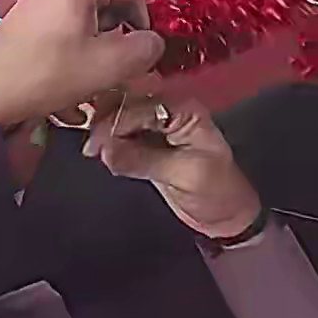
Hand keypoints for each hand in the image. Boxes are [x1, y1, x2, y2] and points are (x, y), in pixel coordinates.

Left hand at [0, 0, 164, 126]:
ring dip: (99, 27)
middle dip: (119, 23)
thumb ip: (144, 49)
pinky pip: (66, 9)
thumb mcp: (107, 66)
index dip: (142, 19)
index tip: (141, 46)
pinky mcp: (29, 5)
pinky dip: (78, 29)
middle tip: (116, 51)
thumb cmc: (45, 74)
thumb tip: (154, 42)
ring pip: (87, 2)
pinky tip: (73, 59)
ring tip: (94, 57)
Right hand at [86, 97, 262, 239]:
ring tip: (92, 151)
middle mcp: (168, 108)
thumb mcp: (184, 176)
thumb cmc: (216, 192)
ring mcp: (157, 122)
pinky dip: (109, 138)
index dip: (115, 122)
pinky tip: (99, 150)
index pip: (141, 106)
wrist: (226, 215)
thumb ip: (143, 160)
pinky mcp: (147, 138)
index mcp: (183, 108)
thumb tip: (105, 151)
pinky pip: (123, 129)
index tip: (95, 144)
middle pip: (128, 102)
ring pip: (121, 113)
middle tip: (90, 148)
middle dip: (105, 121)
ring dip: (104, 128)